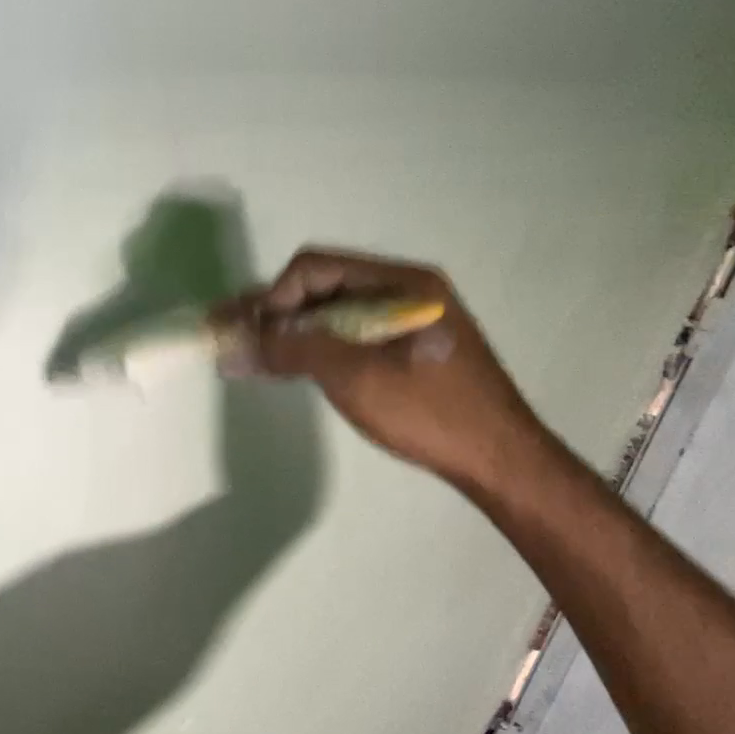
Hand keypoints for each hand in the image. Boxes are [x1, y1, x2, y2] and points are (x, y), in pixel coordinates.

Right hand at [221, 247, 543, 488]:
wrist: (504, 465)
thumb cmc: (430, 412)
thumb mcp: (351, 375)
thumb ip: (289, 349)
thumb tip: (230, 346)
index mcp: (401, 283)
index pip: (314, 268)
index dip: (275, 296)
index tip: (254, 334)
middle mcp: (403, 290)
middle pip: (317, 286)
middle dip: (273, 313)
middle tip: (232, 337)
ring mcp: (405, 318)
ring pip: (326, 311)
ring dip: (287, 331)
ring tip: (246, 354)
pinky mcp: (404, 346)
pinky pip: (344, 332)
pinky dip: (310, 346)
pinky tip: (282, 365)